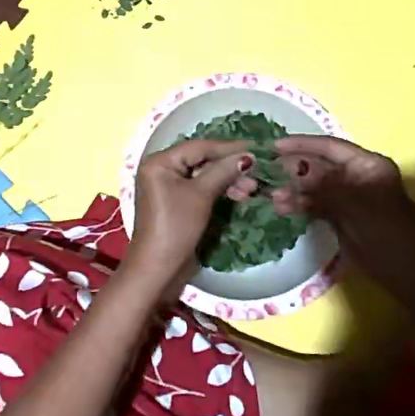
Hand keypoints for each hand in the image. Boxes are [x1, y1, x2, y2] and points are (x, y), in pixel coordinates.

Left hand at [126, 139, 257, 295]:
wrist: (158, 268)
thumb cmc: (176, 227)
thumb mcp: (201, 195)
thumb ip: (223, 171)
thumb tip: (248, 156)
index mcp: (160, 162)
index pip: (199, 147)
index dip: (228, 148)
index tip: (255, 148)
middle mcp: (161, 169)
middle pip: (201, 160)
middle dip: (229, 166)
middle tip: (256, 173)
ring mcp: (167, 186)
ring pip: (202, 175)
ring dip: (227, 180)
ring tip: (251, 189)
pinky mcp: (176, 201)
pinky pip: (199, 188)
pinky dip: (218, 190)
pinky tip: (239, 195)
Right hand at [269, 135, 414, 302]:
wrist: (409, 276)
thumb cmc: (388, 236)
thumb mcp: (355, 207)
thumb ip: (323, 186)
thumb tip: (292, 170)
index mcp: (368, 166)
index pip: (330, 147)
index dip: (301, 145)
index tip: (273, 146)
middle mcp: (359, 176)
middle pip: (321, 165)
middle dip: (293, 169)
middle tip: (265, 172)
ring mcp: (351, 197)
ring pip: (316, 186)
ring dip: (294, 190)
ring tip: (270, 196)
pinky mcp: (344, 216)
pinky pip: (319, 204)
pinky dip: (302, 205)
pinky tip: (282, 207)